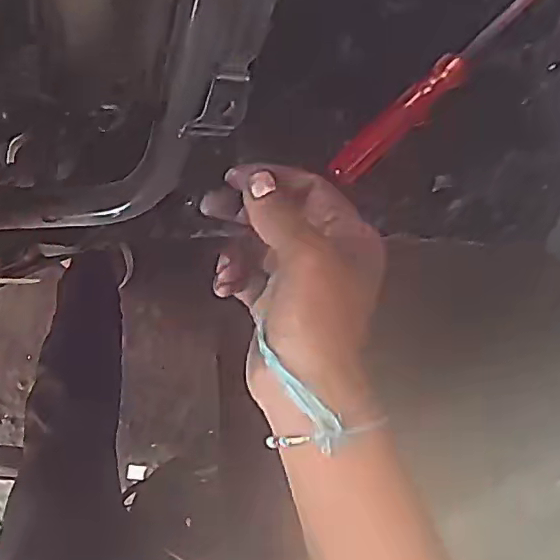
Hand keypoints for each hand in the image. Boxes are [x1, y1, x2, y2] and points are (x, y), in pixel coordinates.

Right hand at [202, 164, 384, 433]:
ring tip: (220, 261)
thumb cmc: (315, 322)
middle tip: (212, 205)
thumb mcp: (303, 257)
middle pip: (281, 217)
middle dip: (246, 212)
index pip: (311, 190)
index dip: (274, 179)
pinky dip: (234, 276)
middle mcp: (326, 256)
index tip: (236, 176)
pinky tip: (224, 285)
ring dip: (235, 249)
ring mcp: (298, 282)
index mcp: (347, 238)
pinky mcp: (273, 305)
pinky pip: (249, 277)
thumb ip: (278, 214)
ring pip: (260, 248)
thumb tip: (257, 181)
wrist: (303, 383)